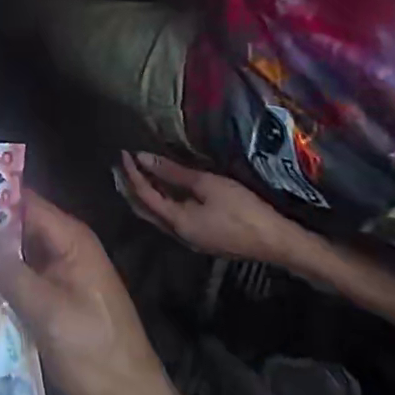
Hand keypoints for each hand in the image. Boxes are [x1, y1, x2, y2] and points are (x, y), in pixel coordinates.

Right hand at [0, 192, 178, 394]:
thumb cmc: (94, 349)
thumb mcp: (50, 312)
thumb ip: (10, 273)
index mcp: (70, 238)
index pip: (25, 203)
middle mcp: (65, 248)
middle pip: (19, 227)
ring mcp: (61, 275)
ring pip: (18, 254)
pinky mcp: (56, 300)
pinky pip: (23, 279)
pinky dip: (0, 280)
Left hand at [118, 151, 303, 266]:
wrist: (275, 241)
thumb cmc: (241, 210)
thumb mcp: (207, 184)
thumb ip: (174, 172)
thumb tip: (144, 158)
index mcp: (176, 222)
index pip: (144, 195)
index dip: (133, 173)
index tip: (124, 152)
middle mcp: (177, 234)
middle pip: (143, 211)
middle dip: (129, 188)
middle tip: (119, 165)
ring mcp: (189, 239)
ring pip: (155, 216)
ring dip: (143, 195)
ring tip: (134, 173)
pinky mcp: (200, 237)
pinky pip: (169, 218)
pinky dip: (158, 201)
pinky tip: (162, 189)